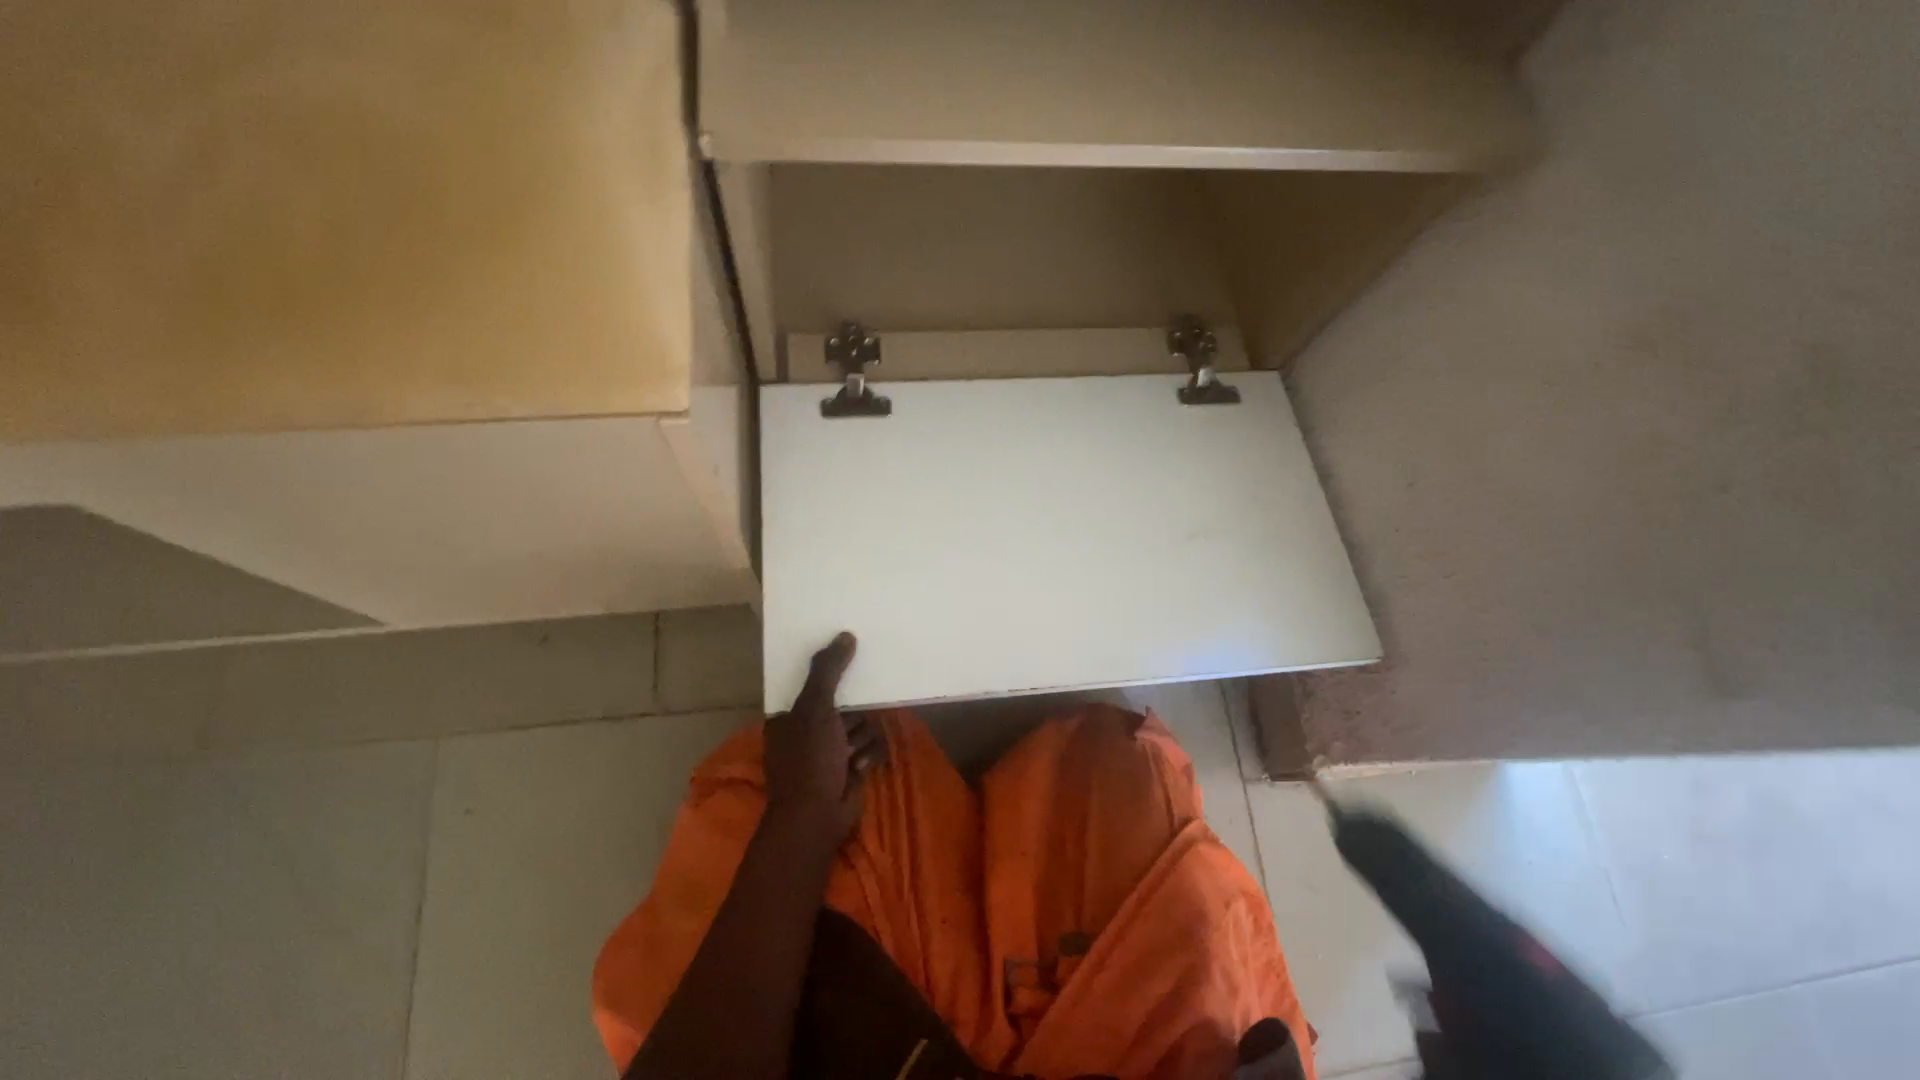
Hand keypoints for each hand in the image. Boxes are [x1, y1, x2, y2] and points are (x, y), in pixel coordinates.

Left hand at [763, 632, 886, 842]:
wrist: (817, 816)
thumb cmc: (808, 758)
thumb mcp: (814, 707)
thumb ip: (828, 670)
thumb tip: (845, 635)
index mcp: (790, 716)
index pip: (818, 686)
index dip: (836, 680)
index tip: (855, 668)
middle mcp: (810, 732)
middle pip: (847, 706)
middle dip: (853, 717)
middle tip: (847, 725)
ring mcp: (832, 752)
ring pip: (864, 726)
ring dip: (862, 740)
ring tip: (850, 756)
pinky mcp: (853, 768)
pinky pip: (873, 747)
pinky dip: (869, 757)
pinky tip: (859, 768)